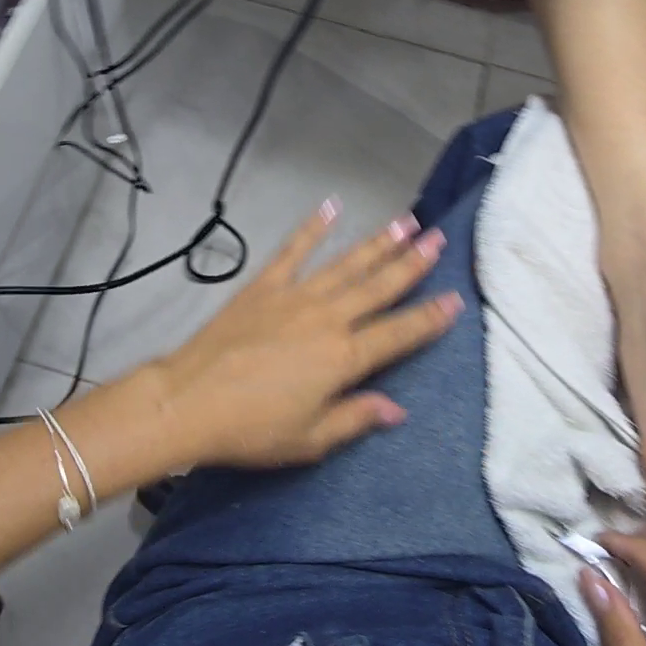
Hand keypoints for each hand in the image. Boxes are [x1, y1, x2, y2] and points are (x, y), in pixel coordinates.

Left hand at [149, 201, 460, 468]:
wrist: (190, 400)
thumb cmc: (252, 428)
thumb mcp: (310, 439)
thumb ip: (356, 417)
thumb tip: (398, 408)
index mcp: (343, 358)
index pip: (398, 334)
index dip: (429, 318)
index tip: (455, 298)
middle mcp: (327, 318)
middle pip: (378, 287)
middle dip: (411, 263)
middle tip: (438, 239)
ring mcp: (295, 296)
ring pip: (346, 264)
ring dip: (377, 242)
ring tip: (404, 221)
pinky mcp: (264, 285)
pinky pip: (293, 250)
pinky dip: (313, 227)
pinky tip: (331, 206)